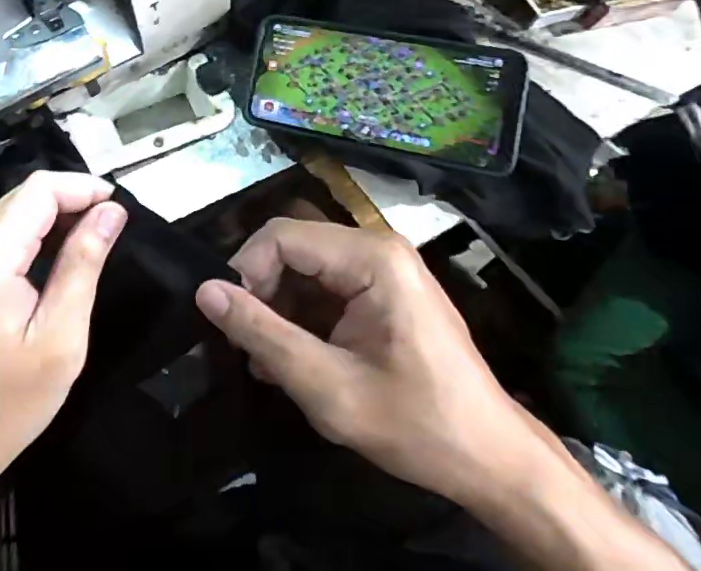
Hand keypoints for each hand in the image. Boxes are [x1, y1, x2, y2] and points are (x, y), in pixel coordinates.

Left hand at [0, 172, 126, 569]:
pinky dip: (33, 233)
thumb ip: (83, 264)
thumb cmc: (6, 405)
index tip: (121, 207)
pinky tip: (58, 257)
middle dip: (71, 199)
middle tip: (113, 226)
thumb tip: (110, 211)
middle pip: (23, 195)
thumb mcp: (59, 338)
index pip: (39, 189)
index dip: (83, 187)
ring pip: (11, 212)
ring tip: (93, 240)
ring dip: (53, 215)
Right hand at [194, 219, 539, 504]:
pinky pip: (323, 286)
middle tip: (248, 344)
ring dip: (277, 308)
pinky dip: (300, 317)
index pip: (281, 236)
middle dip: (261, 292)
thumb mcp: (328, 387)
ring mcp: (382, 267)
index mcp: (372, 258)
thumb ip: (262, 334)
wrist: (495, 463)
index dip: (245, 271)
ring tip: (268, 360)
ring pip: (302, 268)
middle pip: (291, 248)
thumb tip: (204, 291)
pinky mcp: (382, 288)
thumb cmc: (418, 425)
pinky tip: (293, 357)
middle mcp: (376, 247)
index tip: (231, 321)